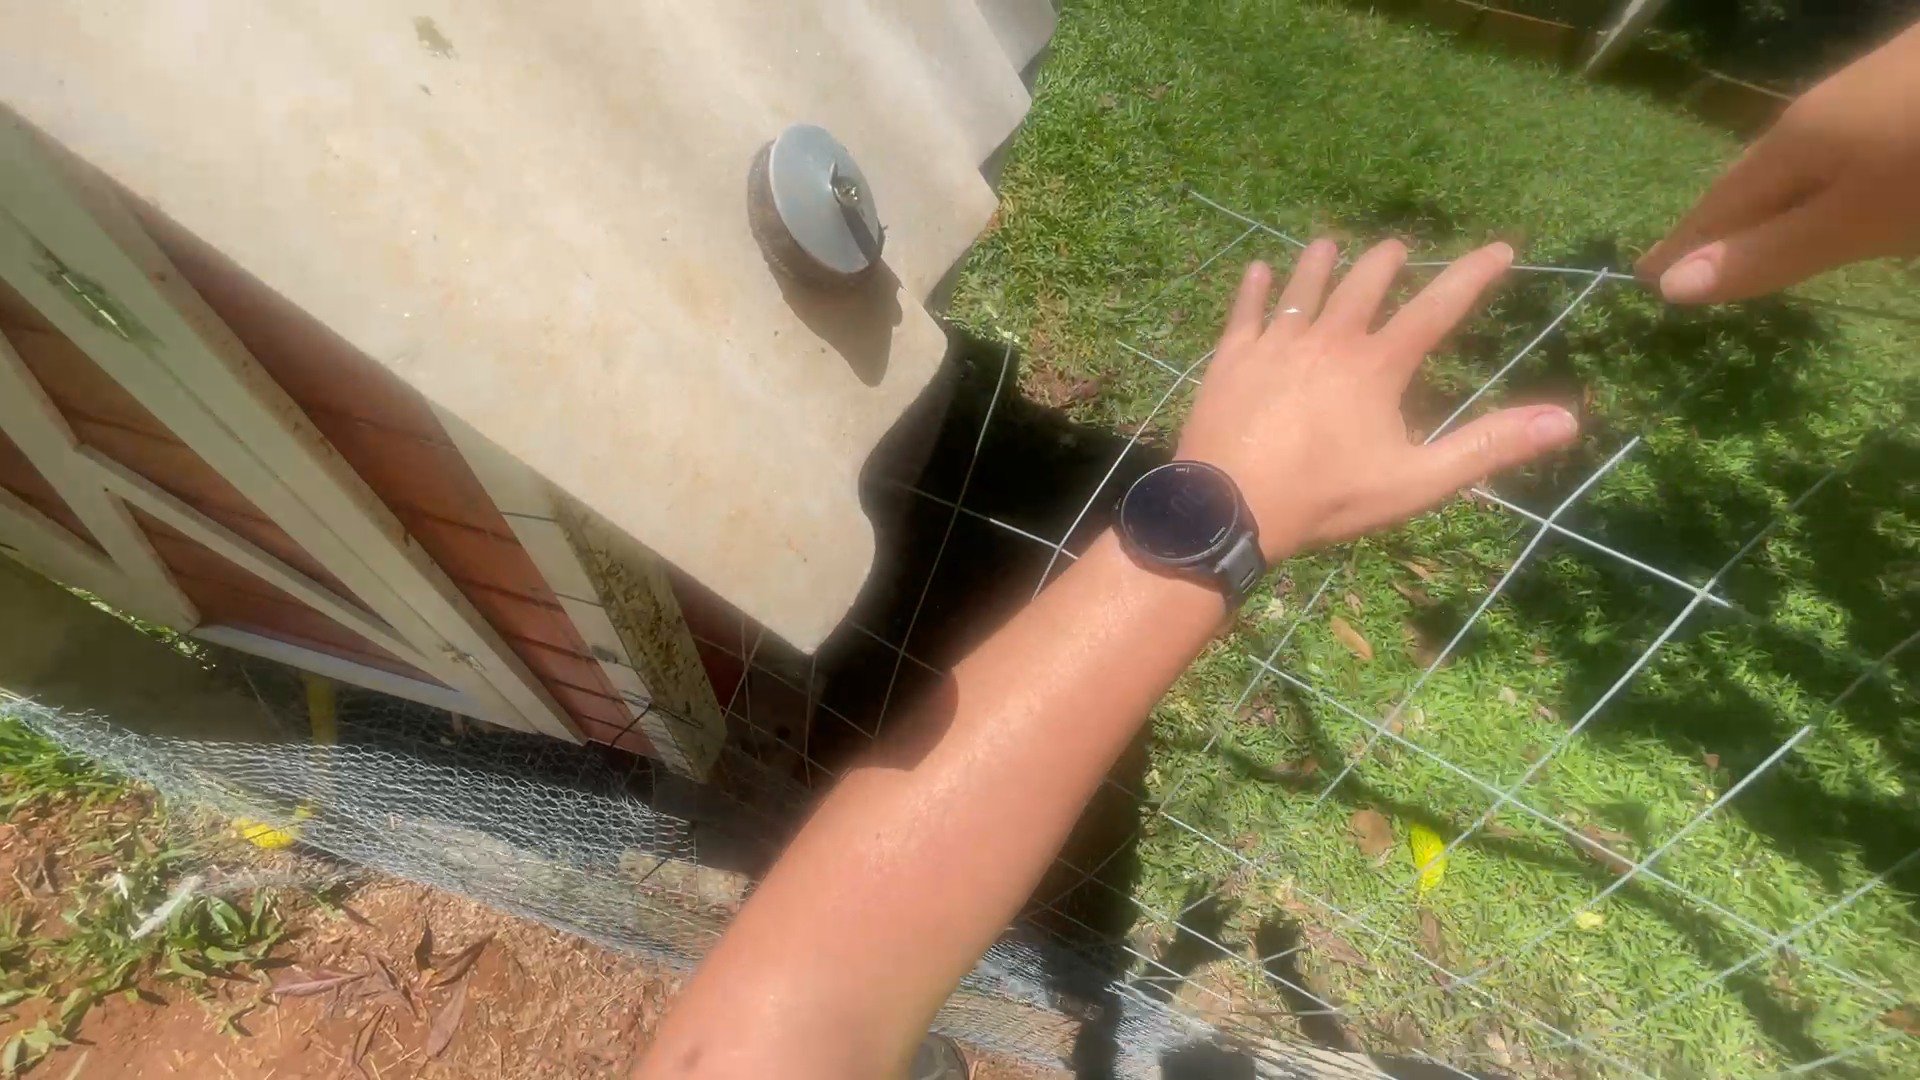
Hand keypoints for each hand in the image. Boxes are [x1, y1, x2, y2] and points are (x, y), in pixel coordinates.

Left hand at [1176, 239, 1578, 560]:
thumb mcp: (1413, 482)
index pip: (1438, 307)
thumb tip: (1567, 420)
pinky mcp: (1230, 360)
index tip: (1500, 249)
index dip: (1472, 275)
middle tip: (1394, 248)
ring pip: (1302, 289)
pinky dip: (1253, 288)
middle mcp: (1327, 341)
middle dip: (1385, 262)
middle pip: (1363, 285)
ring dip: (1319, 264)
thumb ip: (1485, 447)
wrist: (1229, 506)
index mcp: (1376, 366)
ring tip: (1329, 244)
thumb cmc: (1323, 499)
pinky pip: (1243, 313)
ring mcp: (1273, 346)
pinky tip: (1259, 268)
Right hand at [1637, 24, 1919, 303]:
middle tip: (1710, 255)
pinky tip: (1886, 177)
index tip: (1646, 276)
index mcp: (1797, 139)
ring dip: (1804, 190)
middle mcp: (1836, 102)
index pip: (1716, 206)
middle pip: (1769, 173)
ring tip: (1791, 222)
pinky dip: (1867, 166)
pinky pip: (1886, 130)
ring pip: (1830, 147)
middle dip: (1736, 216)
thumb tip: (1668, 288)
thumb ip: (1772, 253)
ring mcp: (1901, 78)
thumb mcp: (1869, 217)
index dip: (1682, 245)